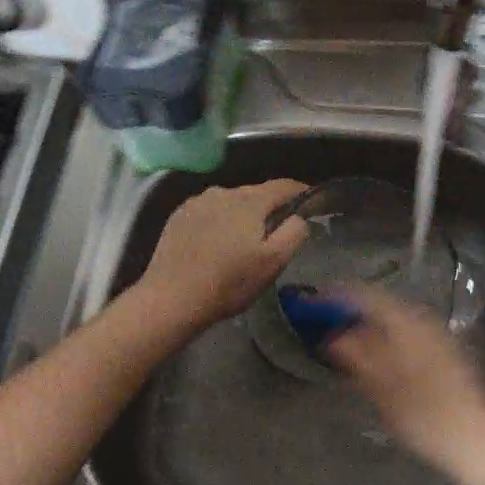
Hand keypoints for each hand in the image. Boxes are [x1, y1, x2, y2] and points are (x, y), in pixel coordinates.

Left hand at [134, 180, 310, 331]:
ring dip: (242, 215)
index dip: (300, 191)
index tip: (311, 200)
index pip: (282, 186)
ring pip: (230, 202)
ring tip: (244, 239)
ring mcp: (196, 202)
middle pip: (255, 193)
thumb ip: (294, 232)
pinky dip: (219, 221)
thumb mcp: (273, 262)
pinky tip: (216, 243)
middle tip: (277, 230)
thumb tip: (298, 217)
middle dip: (269, 207)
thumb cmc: (229, 282)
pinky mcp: (178, 217)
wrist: (172, 298)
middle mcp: (222, 192)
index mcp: (249, 200)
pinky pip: (208, 212)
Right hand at [321, 284, 484, 472]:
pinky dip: (385, 338)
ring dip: (368, 325)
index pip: (366, 296)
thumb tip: (332, 336)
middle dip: (351, 310)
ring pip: (395, 320)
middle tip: (323, 323)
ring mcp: (440, 337)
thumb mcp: (382, 389)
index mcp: (408, 323)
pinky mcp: (447, 355)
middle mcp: (426, 322)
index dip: (336, 296)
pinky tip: (375, 357)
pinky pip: (407, 334)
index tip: (310, 302)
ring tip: (344, 340)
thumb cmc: (425, 416)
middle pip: (382, 305)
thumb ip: (357, 356)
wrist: (477, 442)